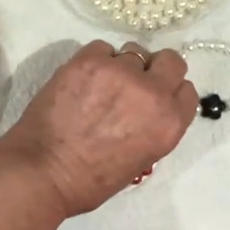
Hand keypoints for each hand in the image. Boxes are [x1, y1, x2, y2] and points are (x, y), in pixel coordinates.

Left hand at [0, 40, 196, 217]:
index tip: (153, 99)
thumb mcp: (138, 162)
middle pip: (170, 60)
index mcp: (169, 124)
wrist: (42, 173)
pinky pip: (101, 48)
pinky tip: (81, 82)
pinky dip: (94, 61)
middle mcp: (152, 93)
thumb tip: (145, 109)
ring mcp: (120, 72)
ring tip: (100, 86)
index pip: (187, 91)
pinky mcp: (88, 61)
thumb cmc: (89, 182)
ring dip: (122, 66)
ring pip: (133, 51)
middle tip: (132, 84)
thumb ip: (152, 128)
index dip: (168, 93)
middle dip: (154, 70)